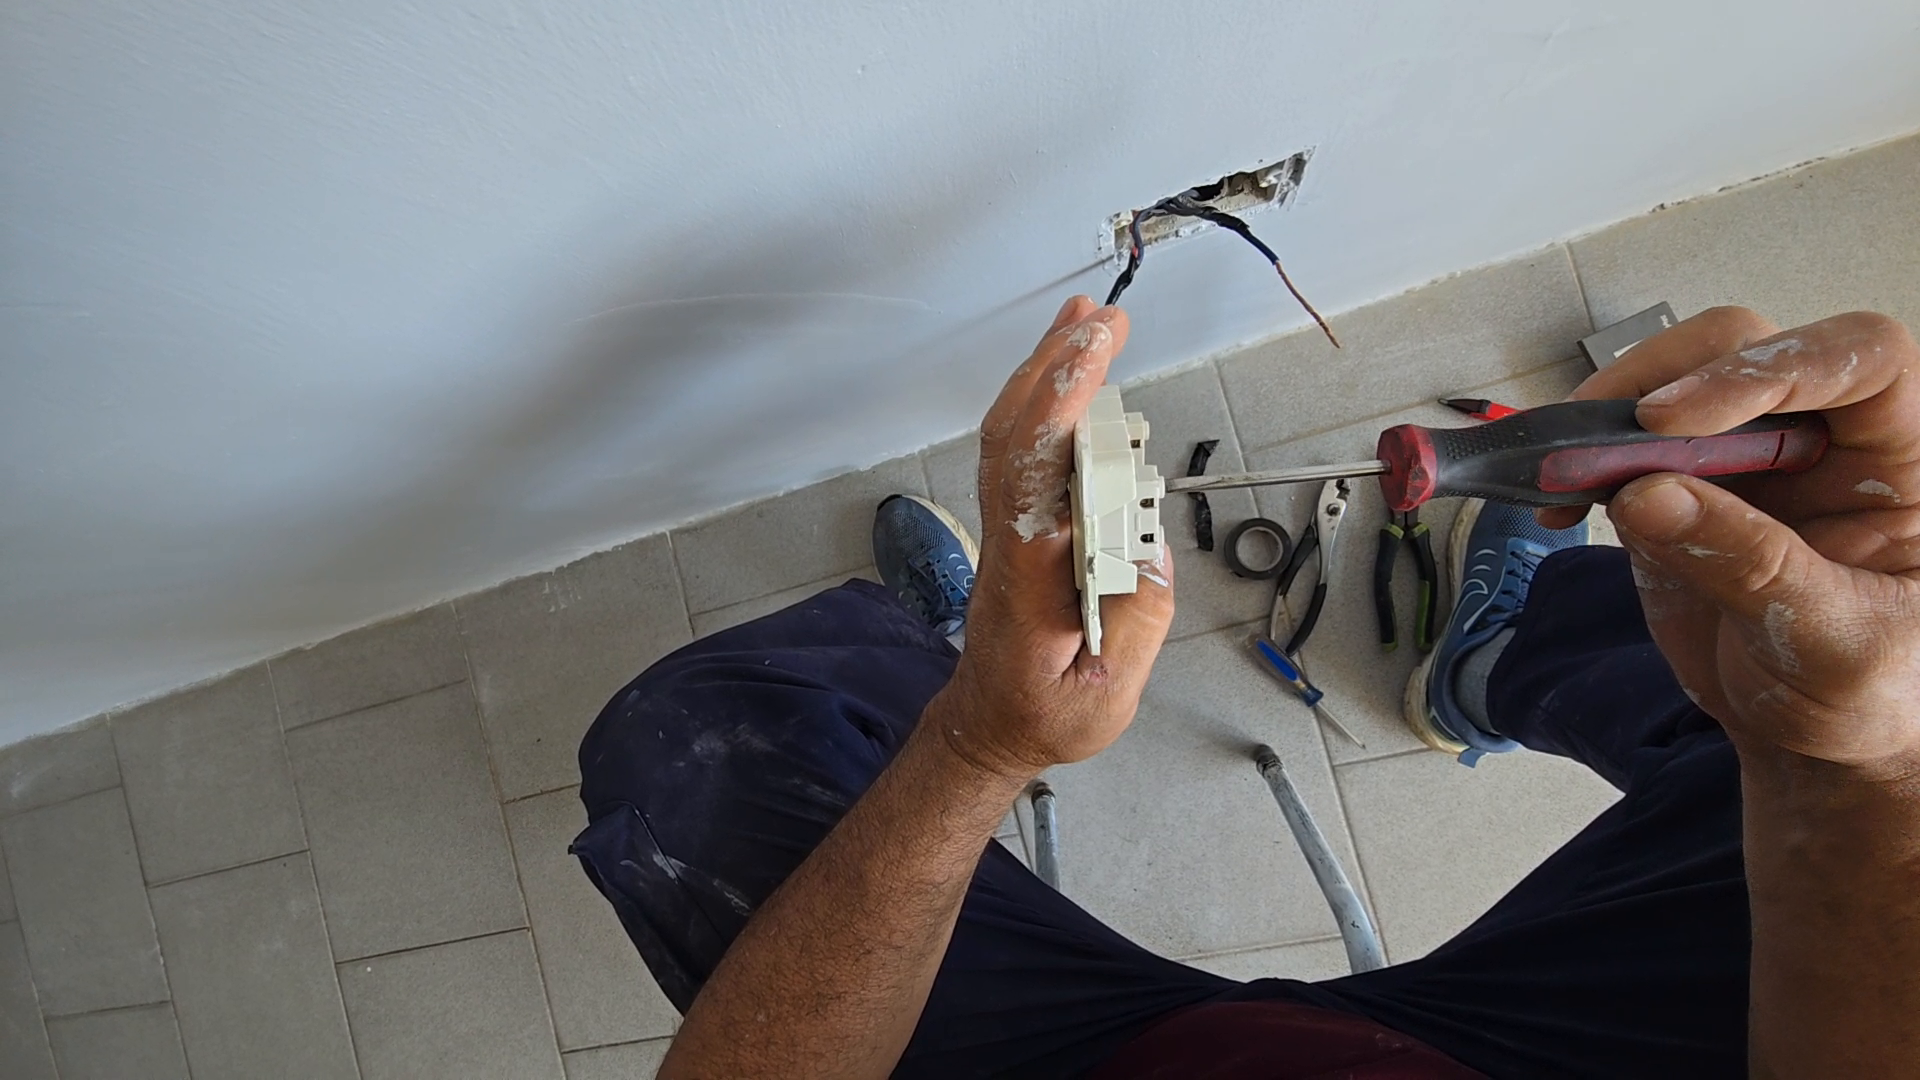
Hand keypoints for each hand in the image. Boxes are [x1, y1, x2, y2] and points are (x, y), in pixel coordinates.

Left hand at [927, 296, 1174, 781]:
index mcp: (1028, 582)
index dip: (1060, 413)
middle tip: (1101, 319)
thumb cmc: (1043, 712)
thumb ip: (1138, 618)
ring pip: (1012, 440)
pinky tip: (1067, 380)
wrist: (990, 720)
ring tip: (1083, 323)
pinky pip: (1023, 457)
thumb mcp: (1106, 694)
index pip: (1036, 482)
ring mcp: (1007, 532)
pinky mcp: (1018, 529)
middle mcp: (1009, 544)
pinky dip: (1041, 407)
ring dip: (1042, 376)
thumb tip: (1148, 541)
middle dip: (1054, 370)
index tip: (1093, 355)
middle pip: (1016, 440)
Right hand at [1556, 307, 1919, 771]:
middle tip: (1599, 438)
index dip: (1766, 370)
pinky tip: (1554, 508)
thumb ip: (1748, 562)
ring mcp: (1735, 463)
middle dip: (1658, 382)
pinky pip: (1609, 449)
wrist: (1803, 724)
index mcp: (1905, 460)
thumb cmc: (1864, 692)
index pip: (1857, 360)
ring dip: (1598, 423)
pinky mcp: (1666, 489)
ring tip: (1559, 479)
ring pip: (1662, 388)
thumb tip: (1644, 494)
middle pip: (1740, 348)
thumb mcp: (1831, 638)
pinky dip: (1568, 468)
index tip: (1668, 420)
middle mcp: (1820, 441)